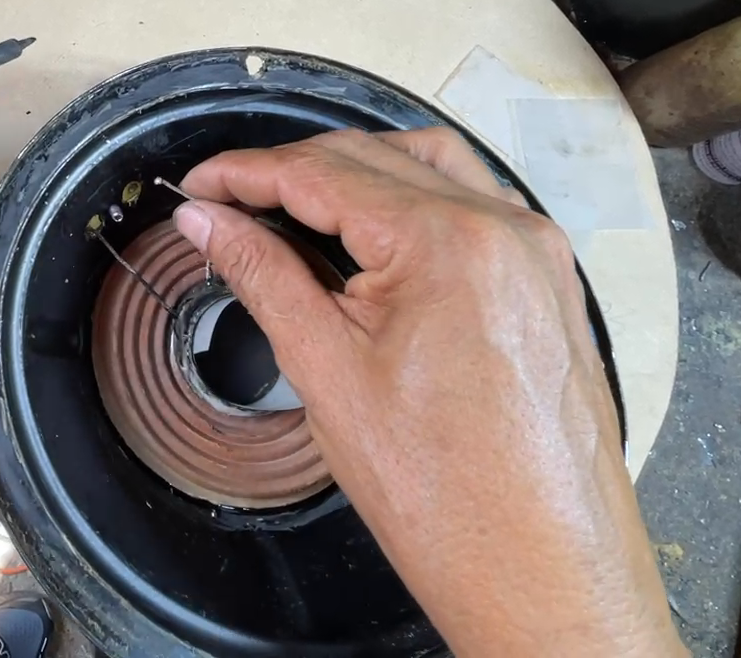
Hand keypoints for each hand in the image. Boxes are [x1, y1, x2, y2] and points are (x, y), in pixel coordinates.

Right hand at [171, 128, 682, 657]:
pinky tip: (360, 229)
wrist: (546, 584)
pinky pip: (462, 201)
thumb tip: (201, 219)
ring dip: (342, 172)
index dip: (241, 172)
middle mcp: (504, 227)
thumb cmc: (436, 488)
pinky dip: (397, 195)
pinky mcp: (543, 280)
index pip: (317, 173)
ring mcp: (535, 251)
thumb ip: (259, 271)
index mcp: (447, 242)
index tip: (194, 186)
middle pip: (367, 156)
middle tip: (220, 201)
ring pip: (419, 164)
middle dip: (282, 170)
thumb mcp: (322, 367)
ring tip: (282, 205)